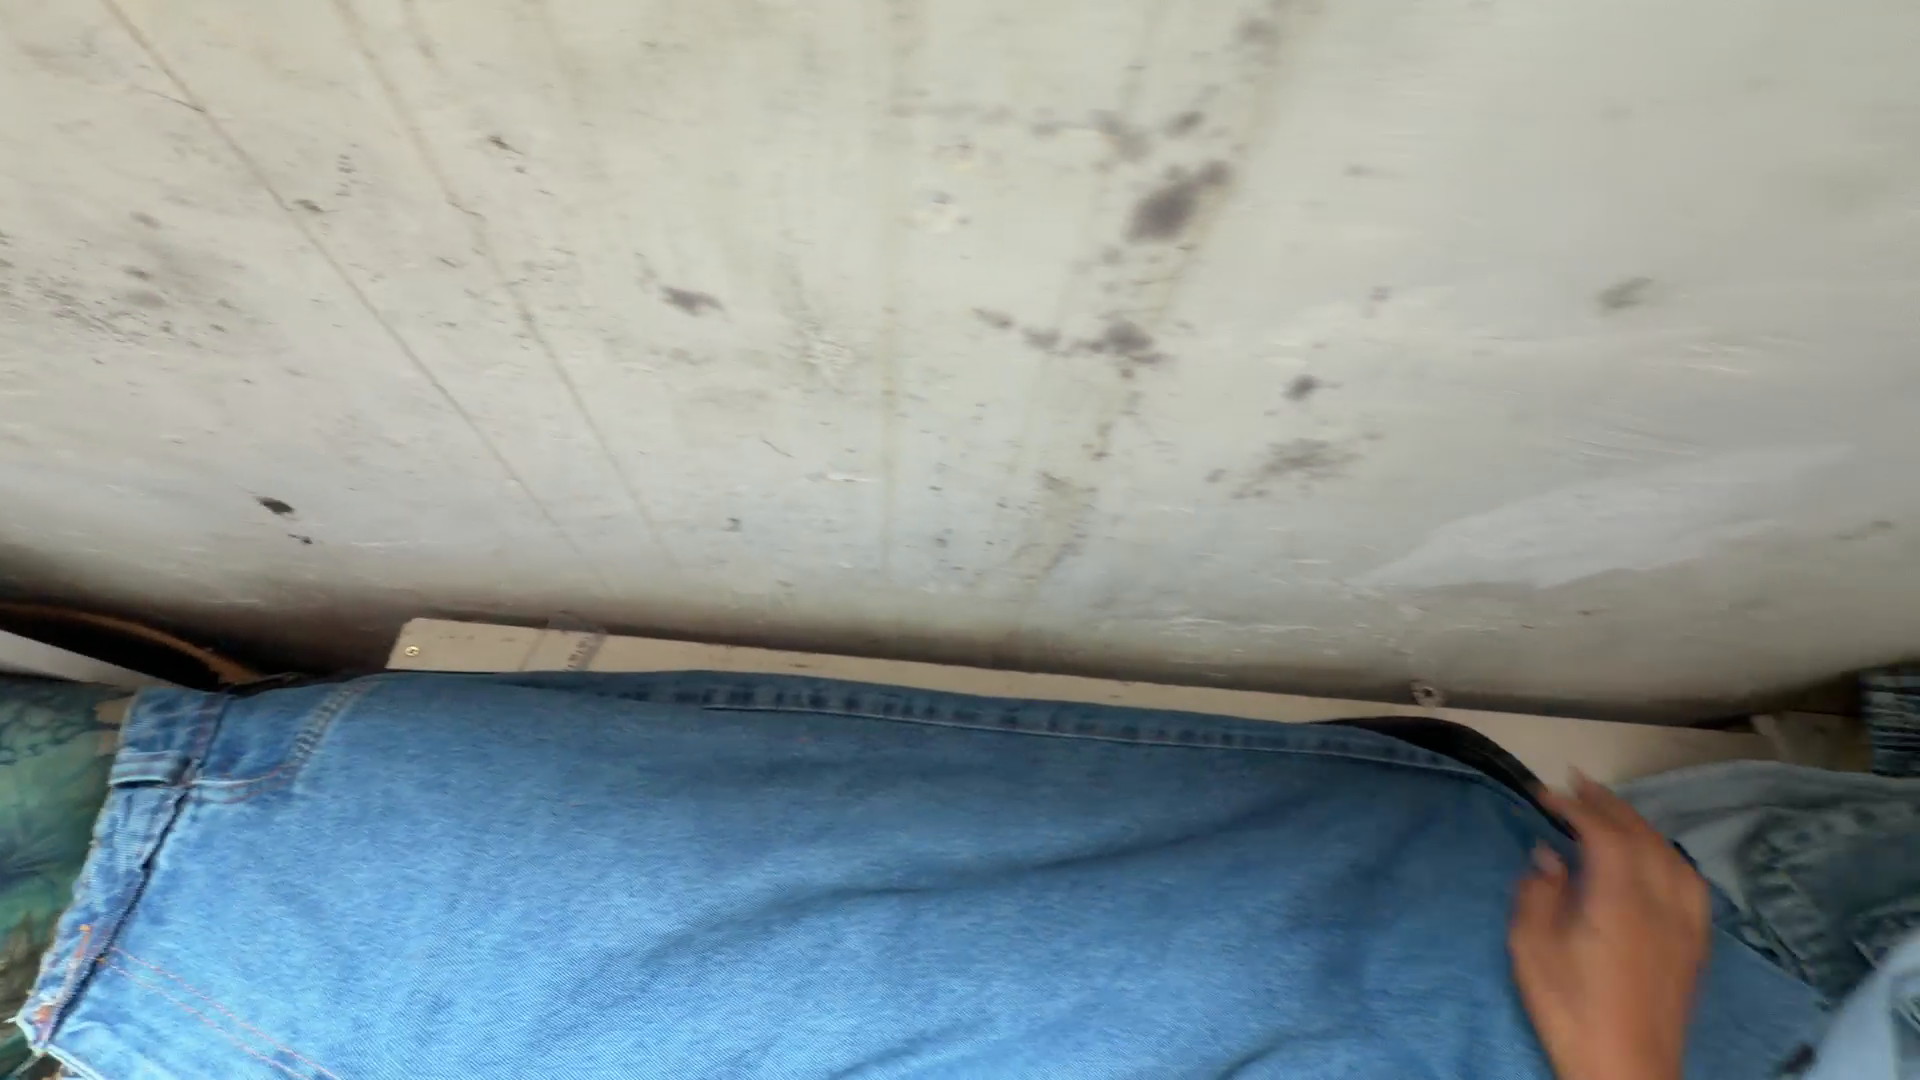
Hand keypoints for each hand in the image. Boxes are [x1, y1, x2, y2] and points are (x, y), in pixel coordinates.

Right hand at [1509, 771, 1710, 1079]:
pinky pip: (1691, 886)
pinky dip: (1667, 857)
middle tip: (1575, 782)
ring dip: (1641, 826)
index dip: (1574, 806)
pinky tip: (1651, 857)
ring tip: (1611, 810)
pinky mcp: (1693, 948)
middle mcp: (1661, 908)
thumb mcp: (1531, 944)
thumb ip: (1539, 892)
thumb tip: (1550, 857)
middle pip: (1644, 840)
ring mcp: (1684, 929)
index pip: (1605, 836)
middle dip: (1609, 805)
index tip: (1541, 792)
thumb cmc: (1566, 1003)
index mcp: (1619, 904)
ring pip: (1673, 860)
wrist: (1624, 1068)